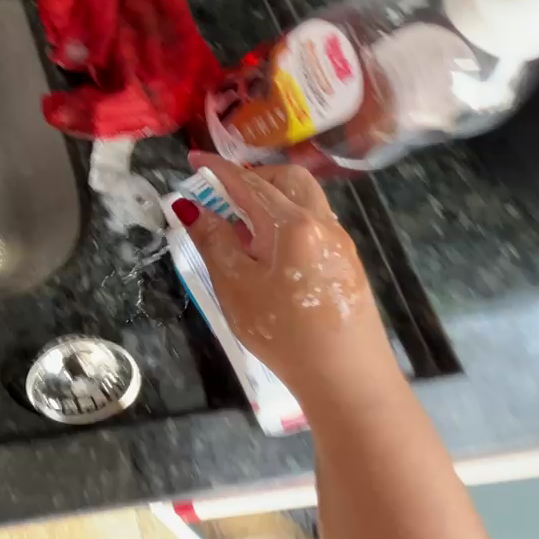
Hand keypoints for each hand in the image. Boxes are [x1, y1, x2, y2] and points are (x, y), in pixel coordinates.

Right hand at [176, 152, 398, 403]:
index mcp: (290, 224)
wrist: (348, 380)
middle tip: (220, 191)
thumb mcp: (233, 283)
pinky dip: (284, 217)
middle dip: (252, 176)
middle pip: (288, 180)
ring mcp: (339, 244)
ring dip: (270, 196)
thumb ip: (211, 238)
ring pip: (304, 199)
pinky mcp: (345, 264)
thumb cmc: (282, 330)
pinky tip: (265, 248)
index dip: (217, 168)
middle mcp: (321, 224)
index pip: (248, 183)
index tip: (193, 158)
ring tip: (238, 221)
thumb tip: (190, 205)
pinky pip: (312, 222)